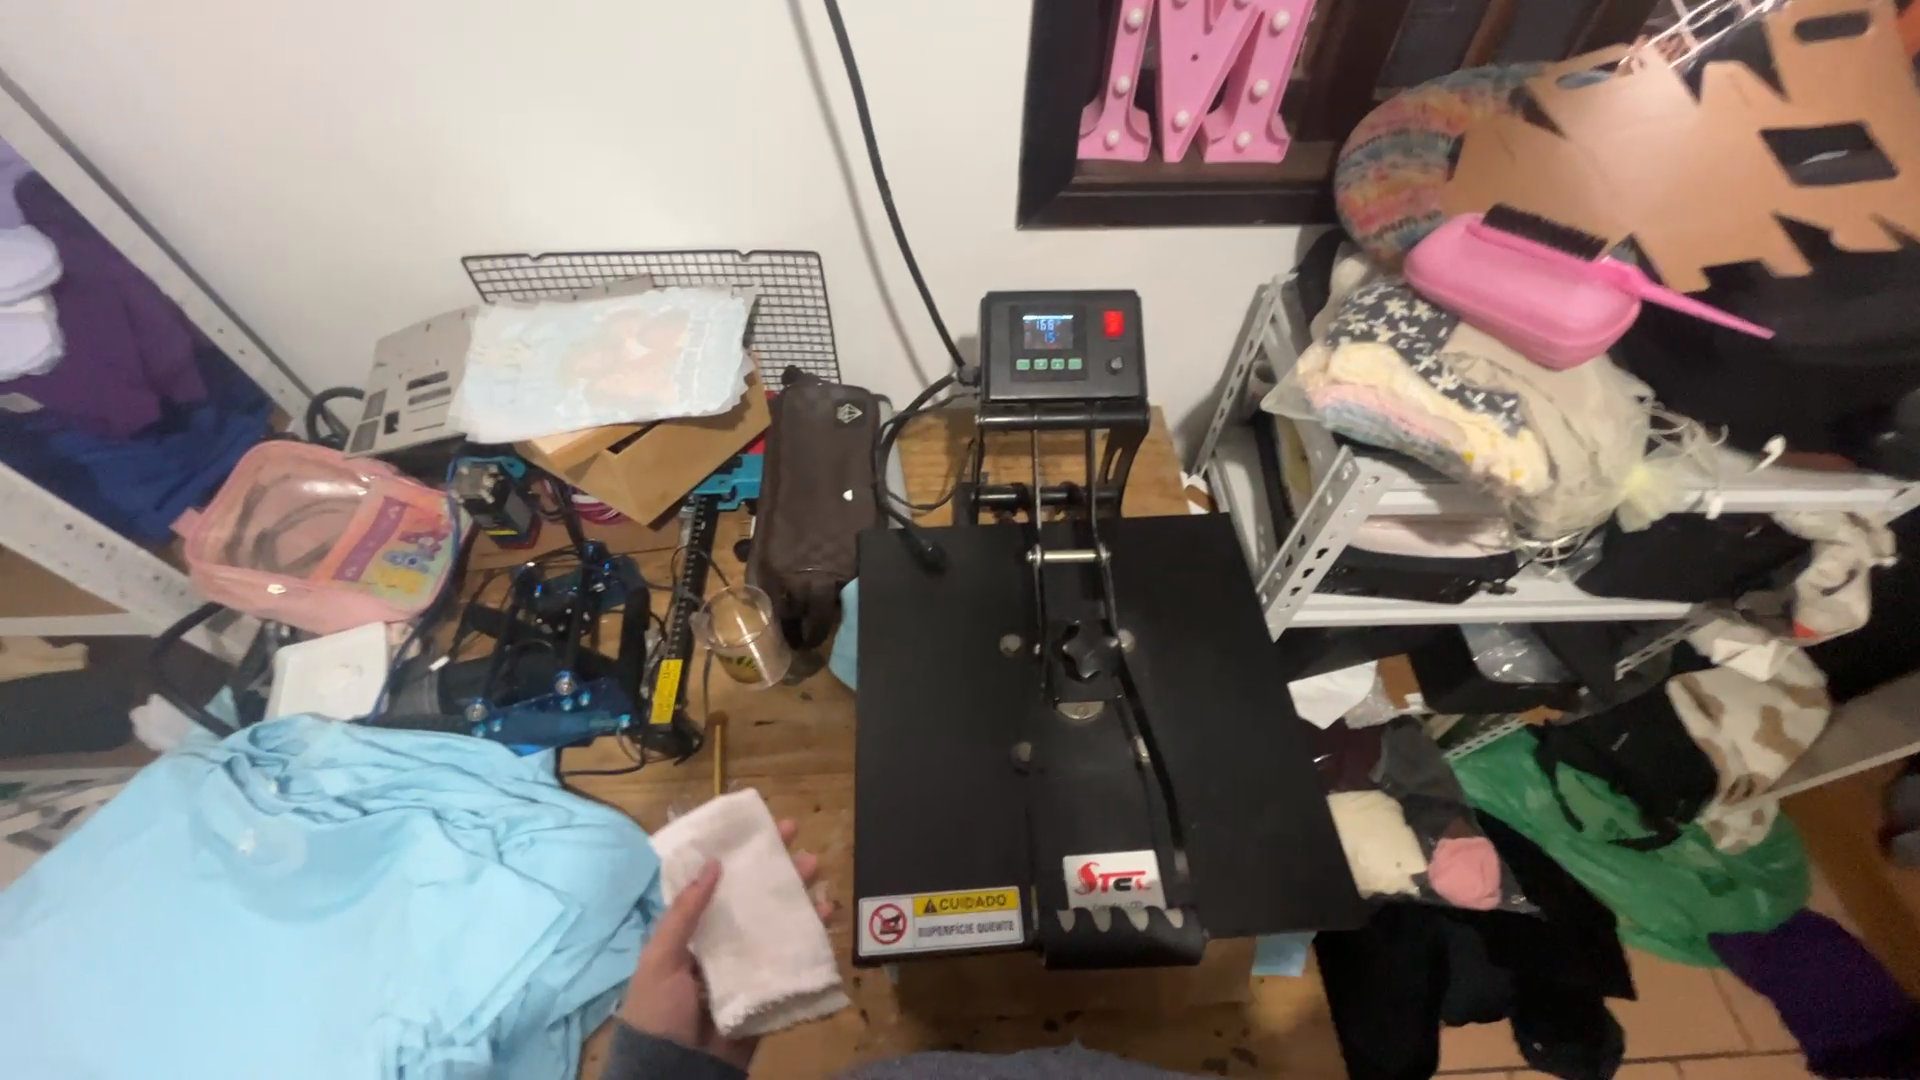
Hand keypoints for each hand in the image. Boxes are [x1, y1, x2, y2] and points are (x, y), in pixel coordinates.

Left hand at [619, 818, 831, 1069]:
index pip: (722, 886)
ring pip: (780, 924)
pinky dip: (813, 937)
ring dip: (801, 899)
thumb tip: (713, 863)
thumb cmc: (659, 1015)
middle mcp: (723, 946)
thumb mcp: (658, 960)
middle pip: (757, 901)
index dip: (743, 858)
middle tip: (803, 850)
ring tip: (818, 877)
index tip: (766, 831)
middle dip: (780, 874)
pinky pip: (794, 958)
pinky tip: (826, 918)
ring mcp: (749, 968)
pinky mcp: (770, 991)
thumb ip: (684, 913)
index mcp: (694, 935)